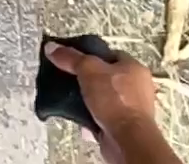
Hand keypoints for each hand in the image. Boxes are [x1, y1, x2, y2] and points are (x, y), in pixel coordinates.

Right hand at [44, 43, 165, 163]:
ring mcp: (132, 111)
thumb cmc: (116, 100)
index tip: (74, 57)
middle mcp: (138, 88)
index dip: (90, 54)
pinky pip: (103, 118)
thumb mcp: (87, 69)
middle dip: (87, 80)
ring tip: (72, 99)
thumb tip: (51, 47)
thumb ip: (69, 56)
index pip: (109, 54)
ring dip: (88, 101)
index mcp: (135, 68)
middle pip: (105, 77)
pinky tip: (80, 119)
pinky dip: (91, 119)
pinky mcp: (125, 129)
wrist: (127, 141)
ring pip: (103, 99)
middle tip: (71, 78)